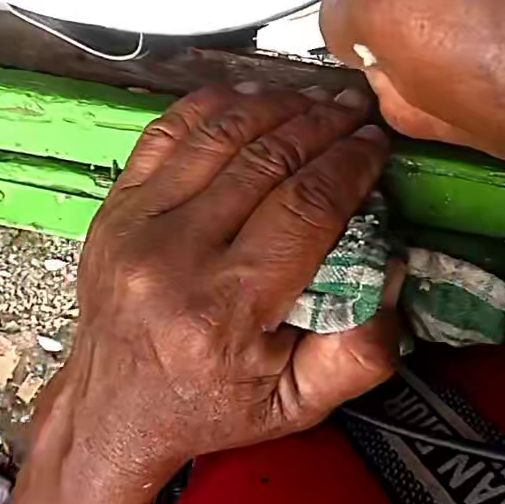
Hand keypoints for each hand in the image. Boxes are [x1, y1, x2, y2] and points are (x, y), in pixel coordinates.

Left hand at [33, 82, 400, 503]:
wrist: (114, 407)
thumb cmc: (211, 406)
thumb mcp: (299, 405)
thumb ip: (362, 350)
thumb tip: (390, 264)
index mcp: (226, 309)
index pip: (305, 207)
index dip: (349, 165)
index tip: (375, 144)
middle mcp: (174, 255)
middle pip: (264, 160)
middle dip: (320, 124)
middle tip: (354, 107)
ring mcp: (135, 223)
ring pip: (216, 135)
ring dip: (273, 105)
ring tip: (312, 96)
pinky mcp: (114, 207)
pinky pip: (165, 133)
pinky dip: (210, 105)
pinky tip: (248, 96)